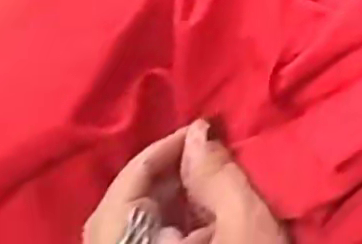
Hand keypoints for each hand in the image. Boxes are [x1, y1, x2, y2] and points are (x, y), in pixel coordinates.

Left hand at [84, 120, 288, 243]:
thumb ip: (218, 174)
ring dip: (162, 197)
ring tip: (206, 176)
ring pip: (123, 230)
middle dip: (160, 173)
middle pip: (115, 212)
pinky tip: (198, 214)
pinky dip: (162, 222)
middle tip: (205, 149)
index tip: (203, 128)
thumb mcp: (246, 222)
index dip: (159, 152)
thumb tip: (200, 131)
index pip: (122, 192)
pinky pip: (134, 243)